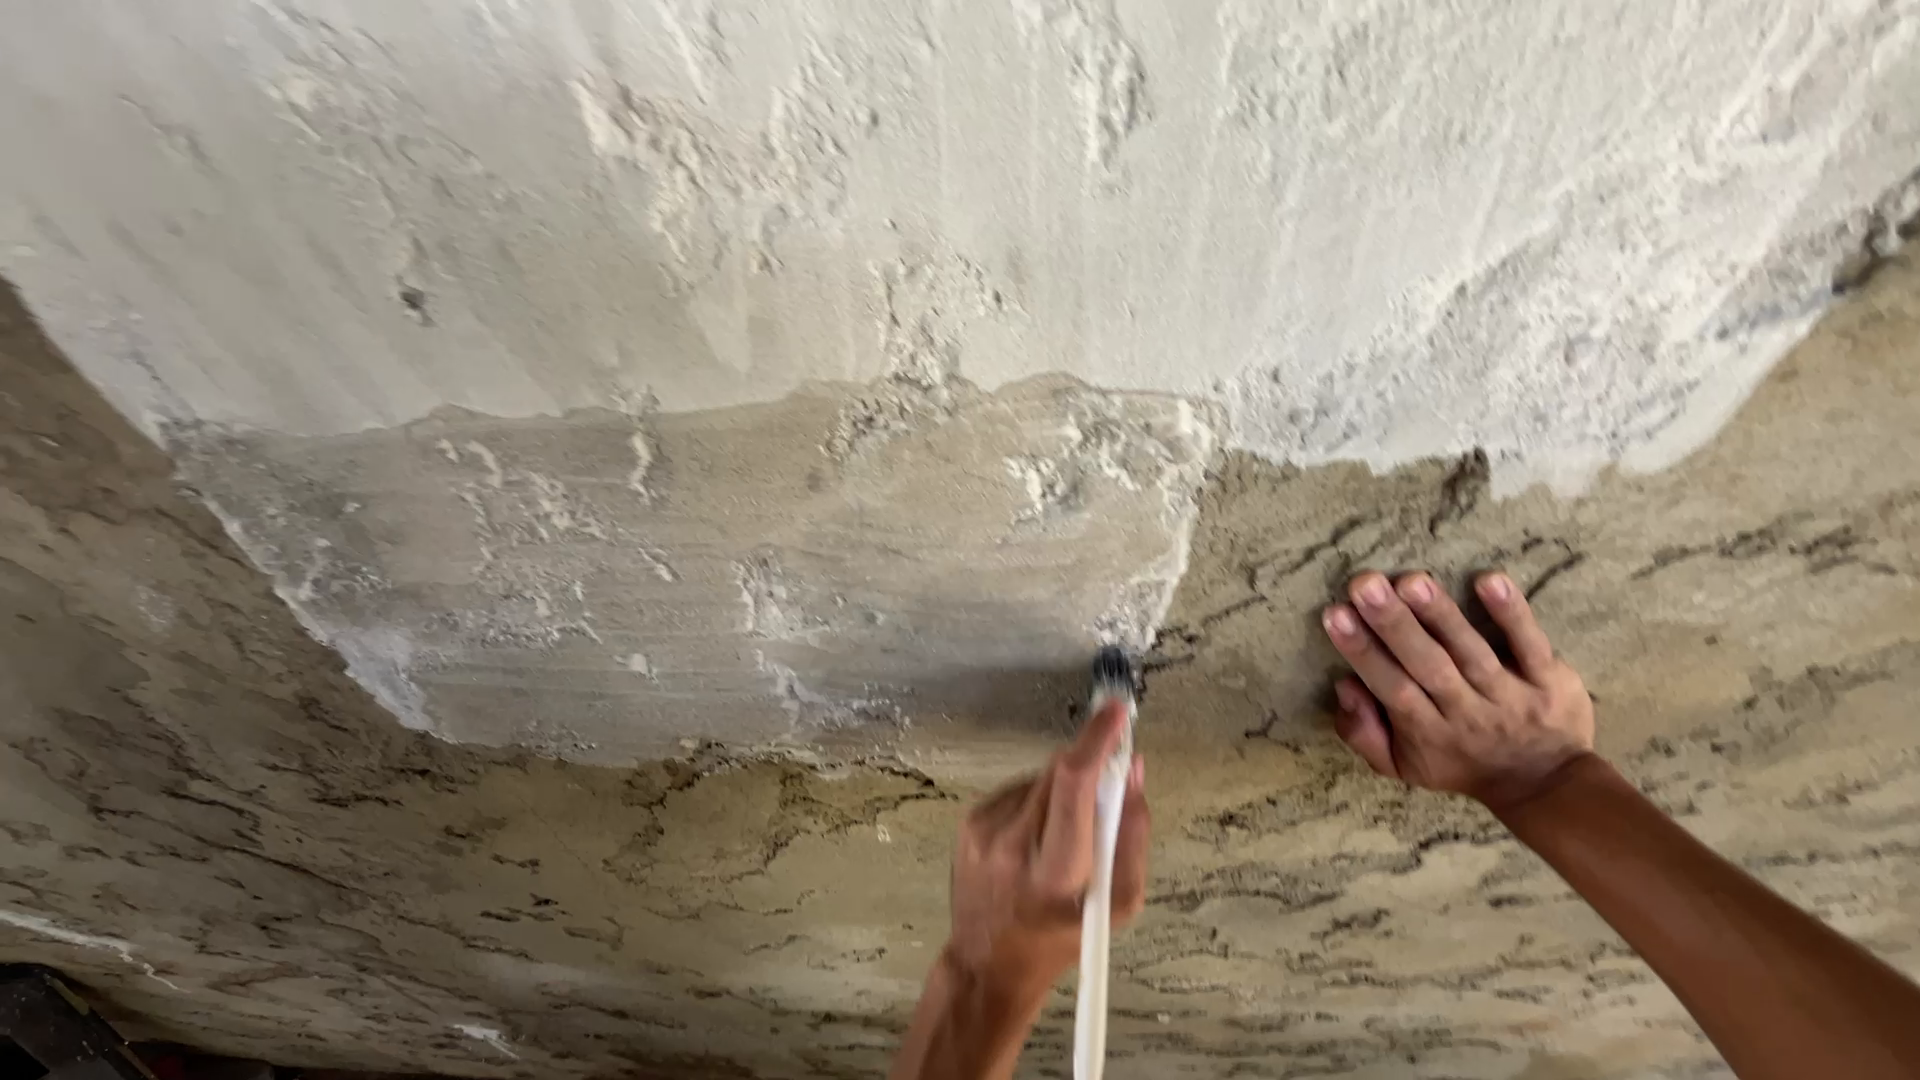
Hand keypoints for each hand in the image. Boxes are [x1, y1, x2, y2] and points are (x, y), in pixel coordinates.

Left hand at [944, 700, 1148, 992]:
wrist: (988, 961)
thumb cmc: (1062, 937)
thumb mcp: (1116, 906)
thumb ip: (1132, 836)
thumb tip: (1133, 770)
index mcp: (1054, 872)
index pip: (1073, 787)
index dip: (1095, 742)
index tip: (1114, 711)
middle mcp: (1011, 845)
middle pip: (1057, 774)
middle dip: (1087, 765)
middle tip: (1105, 780)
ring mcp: (984, 830)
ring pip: (1039, 780)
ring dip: (1061, 792)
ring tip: (1061, 834)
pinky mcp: (969, 822)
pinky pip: (1017, 791)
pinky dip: (1036, 802)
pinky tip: (1034, 837)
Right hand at [1321, 570, 1595, 809]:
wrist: (1544, 785)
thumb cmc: (1455, 763)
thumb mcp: (1398, 765)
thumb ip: (1361, 730)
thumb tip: (1345, 685)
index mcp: (1425, 730)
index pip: (1389, 686)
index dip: (1361, 650)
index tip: (1335, 614)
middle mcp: (1465, 711)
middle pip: (1426, 664)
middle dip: (1393, 623)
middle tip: (1364, 584)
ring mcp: (1510, 694)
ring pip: (1470, 651)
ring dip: (1441, 615)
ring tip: (1411, 580)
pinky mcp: (1550, 680)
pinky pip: (1530, 644)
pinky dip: (1512, 614)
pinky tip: (1489, 580)